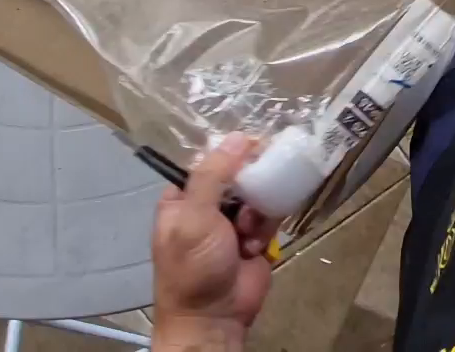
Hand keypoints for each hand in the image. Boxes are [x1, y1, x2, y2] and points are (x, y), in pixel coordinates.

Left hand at [152, 135, 274, 350]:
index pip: (209, 161)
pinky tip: (256, 244)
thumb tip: (237, 135)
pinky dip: (268, 225)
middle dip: (251, 184)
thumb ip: (212, 176)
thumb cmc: (194, 269)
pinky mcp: (256, 234)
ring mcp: (233, 220)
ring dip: (260, 209)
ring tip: (249, 231)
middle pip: (240, 172)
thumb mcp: (194, 219)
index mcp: (183, 199)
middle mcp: (207, 206)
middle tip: (252, 193)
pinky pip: (272, 211)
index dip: (230, 151)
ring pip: (260, 190)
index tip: (252, 146)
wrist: (215, 318)